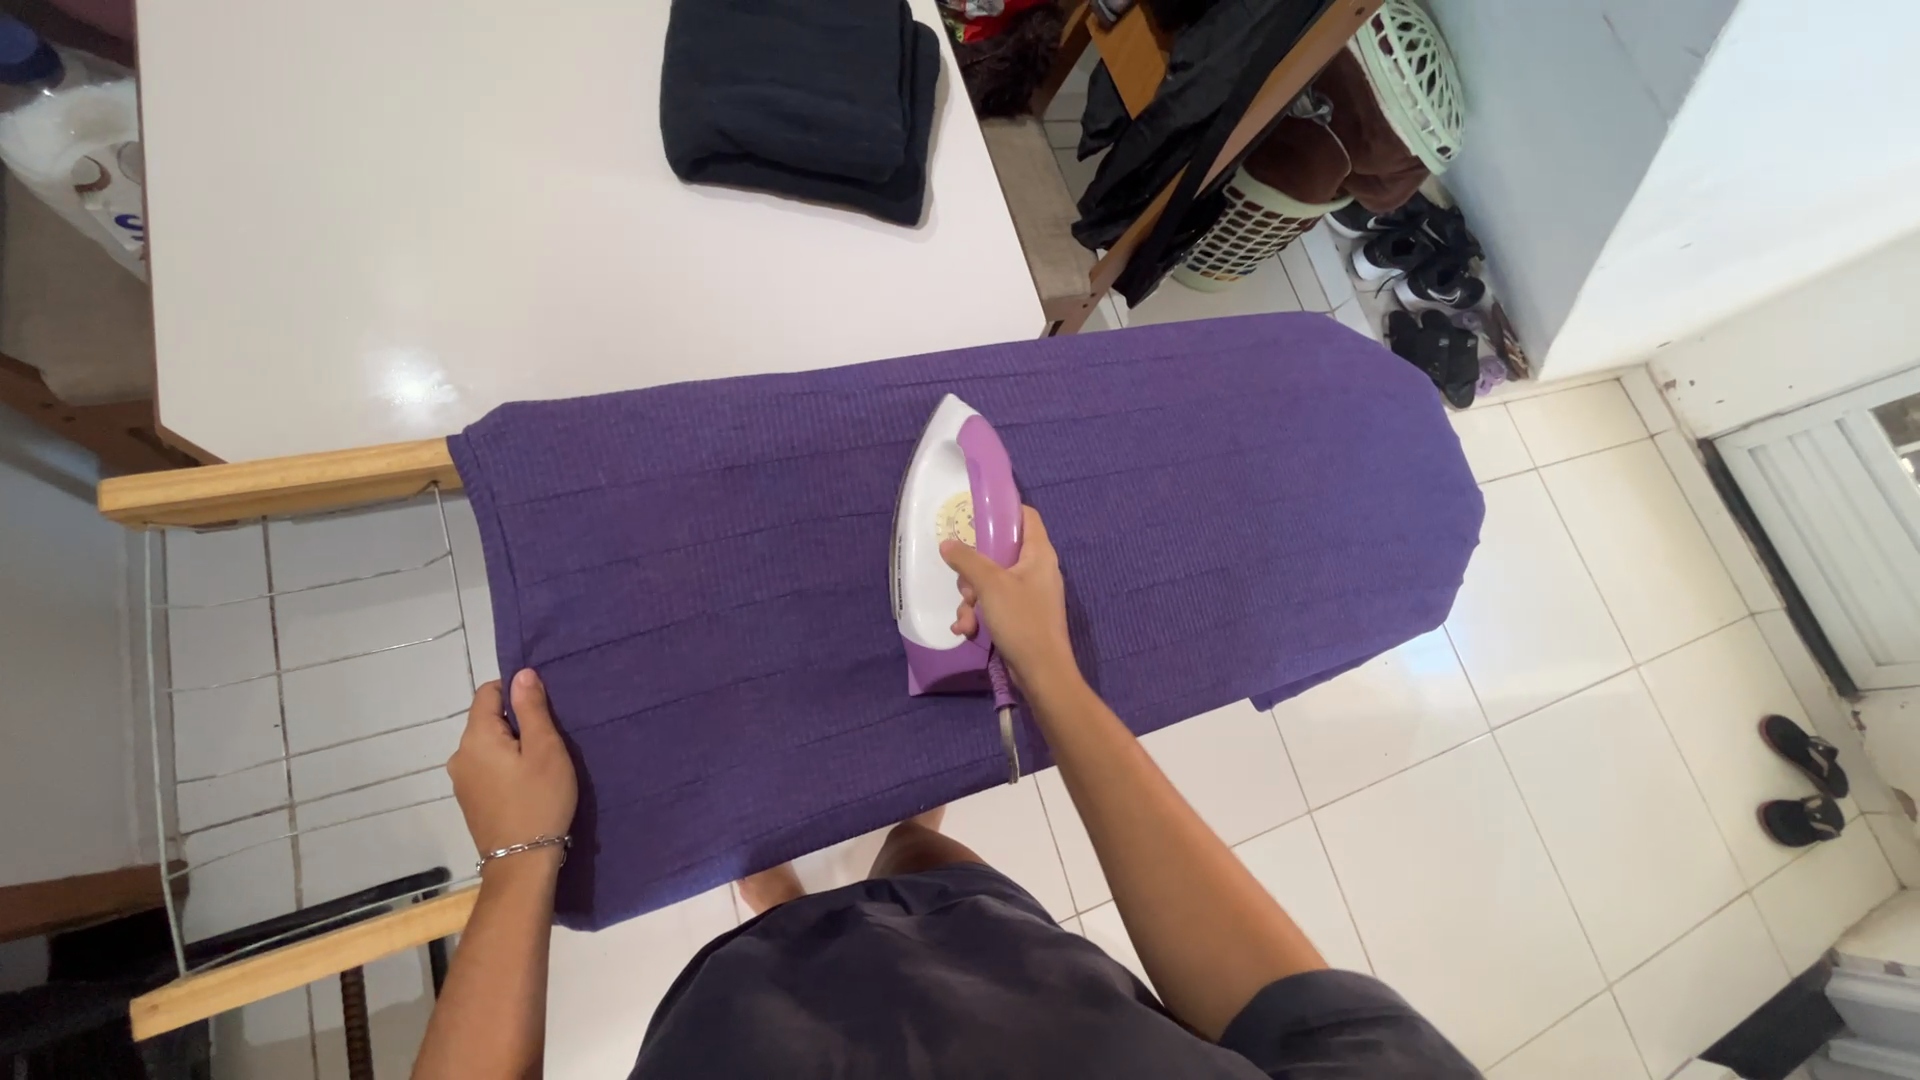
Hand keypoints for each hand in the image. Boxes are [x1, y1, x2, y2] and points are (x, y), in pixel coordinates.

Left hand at [449, 669, 577, 879]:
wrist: (522, 861)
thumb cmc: (539, 799)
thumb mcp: (545, 749)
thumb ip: (532, 709)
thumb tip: (522, 673)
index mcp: (476, 738)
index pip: (487, 692)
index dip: (516, 690)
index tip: (545, 707)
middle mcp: (459, 755)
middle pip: (487, 718)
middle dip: (517, 719)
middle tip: (551, 737)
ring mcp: (461, 779)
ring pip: (489, 743)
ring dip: (514, 743)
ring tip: (542, 761)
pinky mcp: (469, 797)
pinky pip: (487, 764)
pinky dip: (507, 762)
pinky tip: (528, 780)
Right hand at [940, 505, 1082, 695]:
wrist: (1042, 672)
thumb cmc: (1022, 620)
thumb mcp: (990, 585)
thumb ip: (967, 560)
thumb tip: (947, 544)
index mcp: (1039, 553)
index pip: (1027, 516)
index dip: (1004, 511)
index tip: (977, 516)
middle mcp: (1037, 569)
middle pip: (999, 552)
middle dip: (974, 572)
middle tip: (967, 586)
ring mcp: (1030, 594)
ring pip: (991, 583)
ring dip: (972, 600)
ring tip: (966, 619)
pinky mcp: (1022, 616)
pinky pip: (994, 606)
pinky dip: (979, 616)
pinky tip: (967, 631)